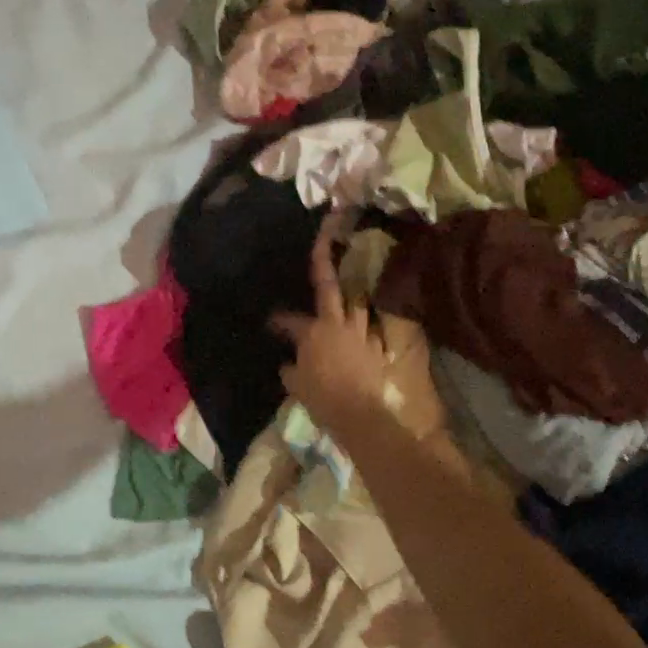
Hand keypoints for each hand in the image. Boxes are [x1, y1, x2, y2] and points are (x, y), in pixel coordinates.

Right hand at [271, 217, 392, 436]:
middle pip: (331, 288)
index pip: (290, 321)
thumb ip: (292, 369)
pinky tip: (364, 326)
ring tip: (351, 278)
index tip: (270, 322)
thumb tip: (289, 363)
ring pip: (357, 305)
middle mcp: (339, 325)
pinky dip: (365, 326)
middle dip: (325, 260)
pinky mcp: (377, 348)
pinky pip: (370, 330)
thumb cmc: (322, 398)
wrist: (360, 414)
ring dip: (351, 293)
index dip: (278, 321)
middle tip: (325, 232)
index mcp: (313, 332)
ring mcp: (362, 334)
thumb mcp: (296, 384)